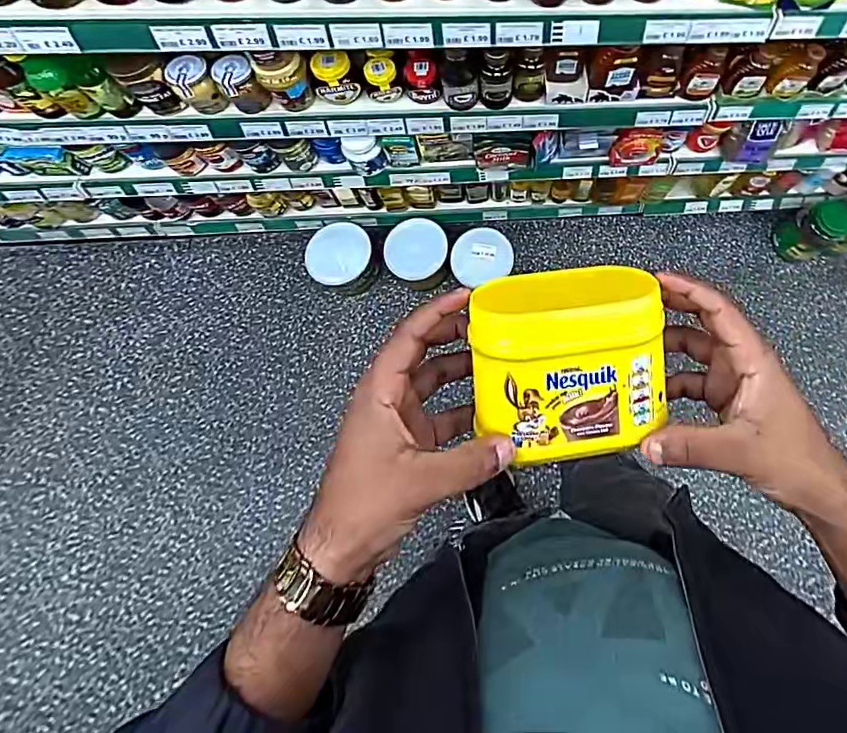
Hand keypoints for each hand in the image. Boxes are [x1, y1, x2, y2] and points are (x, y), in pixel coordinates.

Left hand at [297, 289, 512, 582]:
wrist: (339, 550)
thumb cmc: (358, 508)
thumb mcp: (419, 481)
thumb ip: (470, 462)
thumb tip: (507, 445)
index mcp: (379, 394)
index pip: (408, 337)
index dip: (437, 312)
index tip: (464, 297)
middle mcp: (388, 401)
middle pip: (423, 352)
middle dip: (454, 335)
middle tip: (487, 325)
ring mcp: (399, 421)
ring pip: (435, 382)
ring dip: (463, 371)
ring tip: (495, 364)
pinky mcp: (410, 442)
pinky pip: (444, 413)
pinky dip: (466, 409)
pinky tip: (490, 414)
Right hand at [642, 272, 846, 515]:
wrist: (816, 485)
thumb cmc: (798, 457)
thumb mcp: (739, 450)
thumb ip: (689, 447)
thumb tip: (650, 442)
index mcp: (753, 358)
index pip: (719, 309)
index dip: (689, 289)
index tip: (662, 280)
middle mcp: (743, 362)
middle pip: (705, 321)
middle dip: (674, 307)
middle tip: (642, 300)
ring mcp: (735, 379)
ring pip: (696, 351)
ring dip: (669, 348)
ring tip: (639, 346)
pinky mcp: (729, 398)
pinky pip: (694, 380)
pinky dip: (673, 383)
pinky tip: (654, 395)